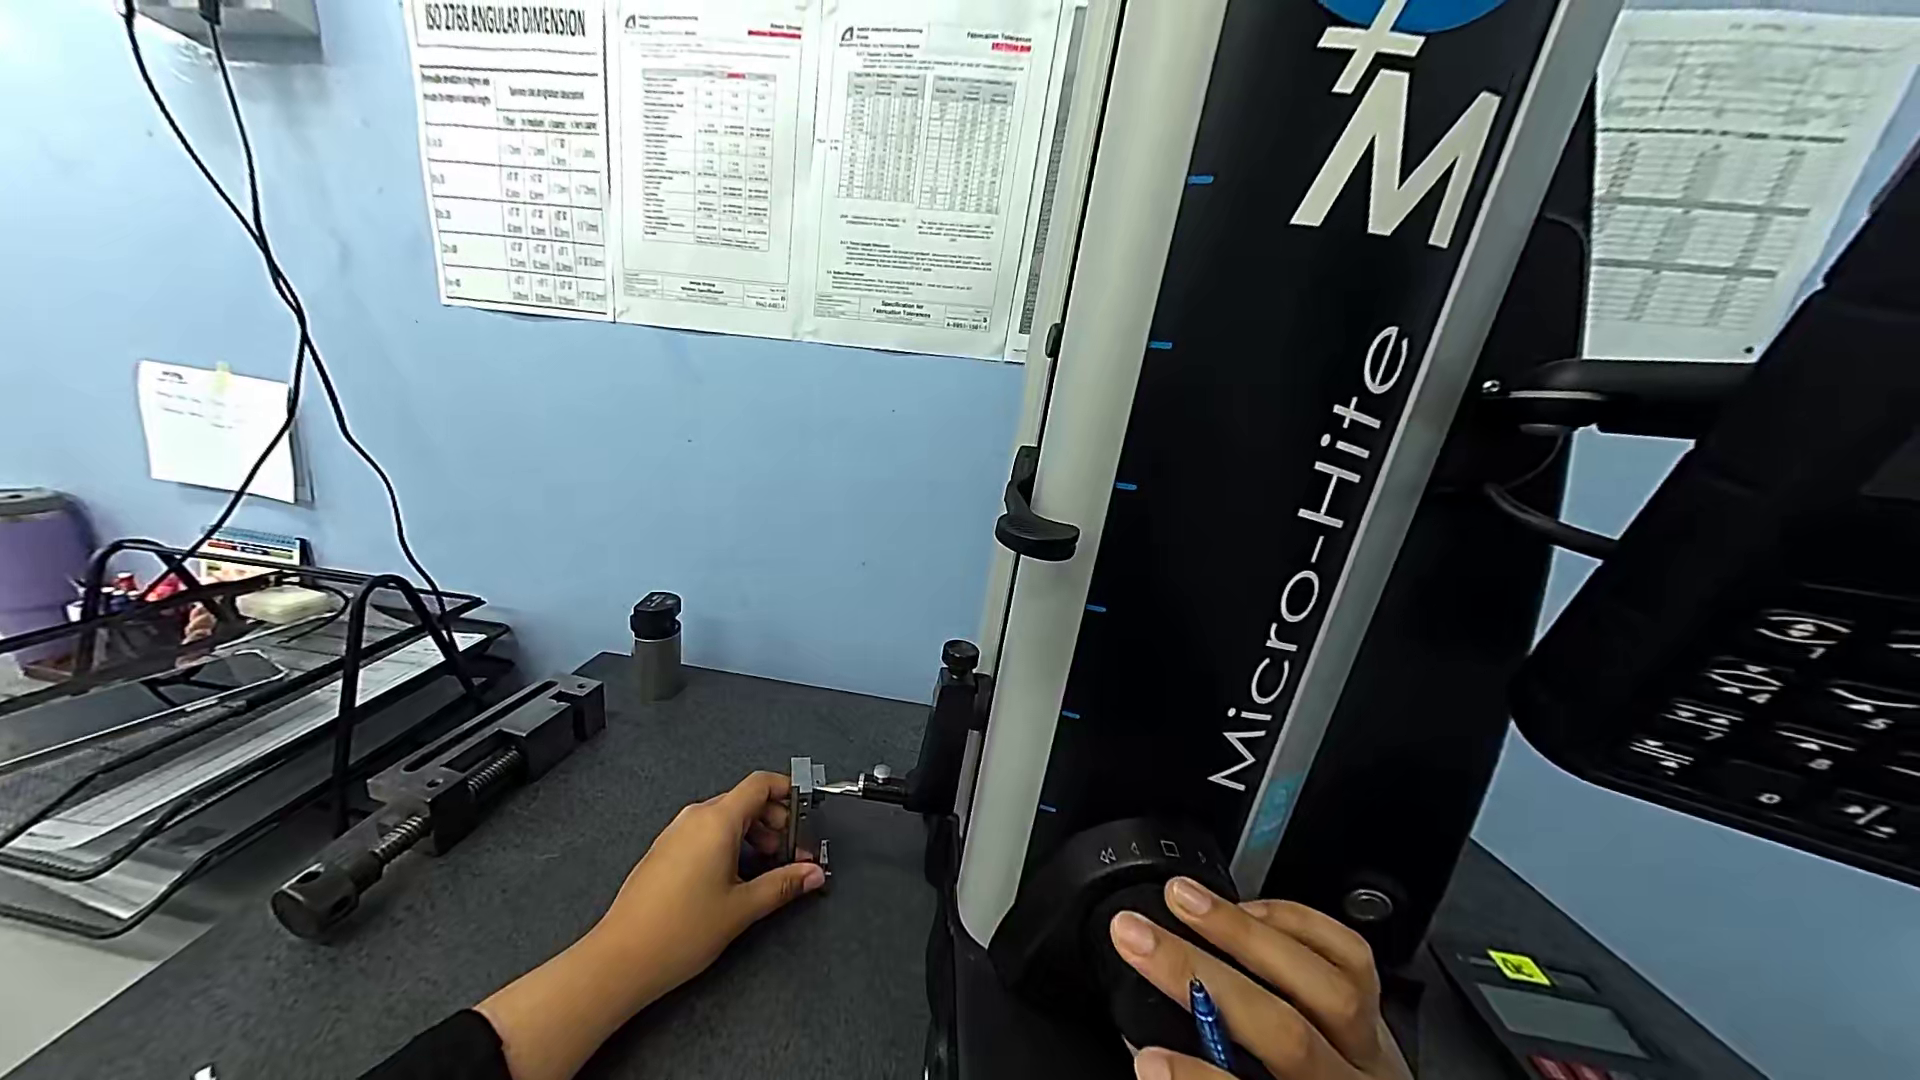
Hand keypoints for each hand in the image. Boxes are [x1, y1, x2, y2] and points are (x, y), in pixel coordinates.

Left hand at [591, 769, 826, 1002]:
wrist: (618, 962)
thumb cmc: (678, 932)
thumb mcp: (742, 907)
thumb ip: (784, 884)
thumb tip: (813, 874)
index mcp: (717, 820)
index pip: (761, 783)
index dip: (788, 790)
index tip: (806, 811)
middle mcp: (695, 818)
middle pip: (746, 799)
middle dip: (776, 819)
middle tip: (793, 850)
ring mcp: (677, 833)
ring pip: (727, 816)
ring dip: (754, 831)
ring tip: (768, 865)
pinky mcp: (665, 851)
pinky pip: (707, 831)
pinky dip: (730, 841)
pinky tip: (737, 874)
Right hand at [1109, 878, 1412, 1079]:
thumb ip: (1206, 1077)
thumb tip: (1143, 1047)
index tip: (1148, 1059)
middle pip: (1285, 1034)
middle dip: (1198, 973)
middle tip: (1135, 934)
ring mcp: (1372, 1052)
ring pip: (1323, 985)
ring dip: (1240, 931)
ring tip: (1181, 896)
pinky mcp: (1377, 1014)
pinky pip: (1350, 956)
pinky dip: (1292, 920)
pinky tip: (1246, 906)